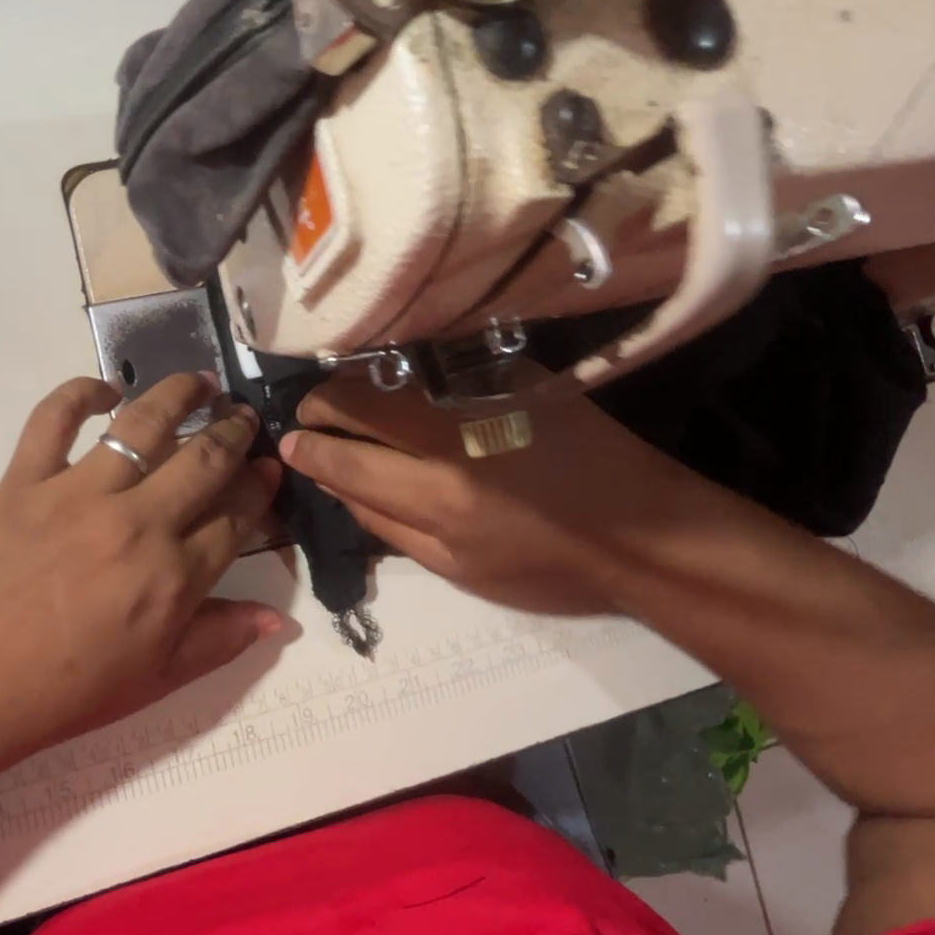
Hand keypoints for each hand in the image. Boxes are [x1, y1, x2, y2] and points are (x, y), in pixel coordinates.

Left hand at [0, 373, 284, 766]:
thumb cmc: (69, 689)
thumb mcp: (158, 679)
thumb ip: (221, 641)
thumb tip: (281, 621)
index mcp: (174, 575)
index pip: (237, 515)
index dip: (261, 487)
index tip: (270, 467)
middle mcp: (137, 522)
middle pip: (205, 459)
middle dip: (236, 431)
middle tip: (245, 418)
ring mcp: (79, 493)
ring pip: (143, 424)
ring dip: (181, 393)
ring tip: (201, 382)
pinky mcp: (26, 479)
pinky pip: (53, 419)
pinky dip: (79, 393)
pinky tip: (104, 390)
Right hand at [277, 372, 754, 615]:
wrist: (644, 526)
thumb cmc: (550, 566)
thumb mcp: (459, 570)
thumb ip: (389, 526)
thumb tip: (337, 487)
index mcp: (436, 496)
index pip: (346, 461)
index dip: (309, 451)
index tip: (290, 444)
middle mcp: (451, 436)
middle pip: (359, 402)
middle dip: (321, 405)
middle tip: (311, 414)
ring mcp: (483, 395)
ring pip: (392, 375)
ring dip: (357, 384)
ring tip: (346, 399)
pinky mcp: (512, 370)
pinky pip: (437, 364)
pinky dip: (407, 374)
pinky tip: (402, 384)